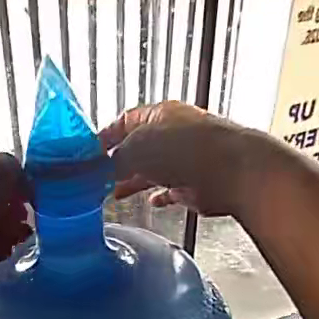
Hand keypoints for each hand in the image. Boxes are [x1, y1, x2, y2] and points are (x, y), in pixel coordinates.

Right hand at [100, 102, 302, 220]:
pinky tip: (152, 202)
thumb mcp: (137, 148)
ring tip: (115, 193)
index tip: (87, 154)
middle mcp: (171, 134)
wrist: (231, 170)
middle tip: (97, 178)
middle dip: (117, 163)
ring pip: (152, 170)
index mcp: (157, 116)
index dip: (104, 137)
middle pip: (137, 148)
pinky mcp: (195, 185)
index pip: (123, 122)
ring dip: (134, 181)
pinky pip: (171, 190)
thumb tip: (102, 169)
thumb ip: (115, 159)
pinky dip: (160, 195)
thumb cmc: (184, 149)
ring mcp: (184, 160)